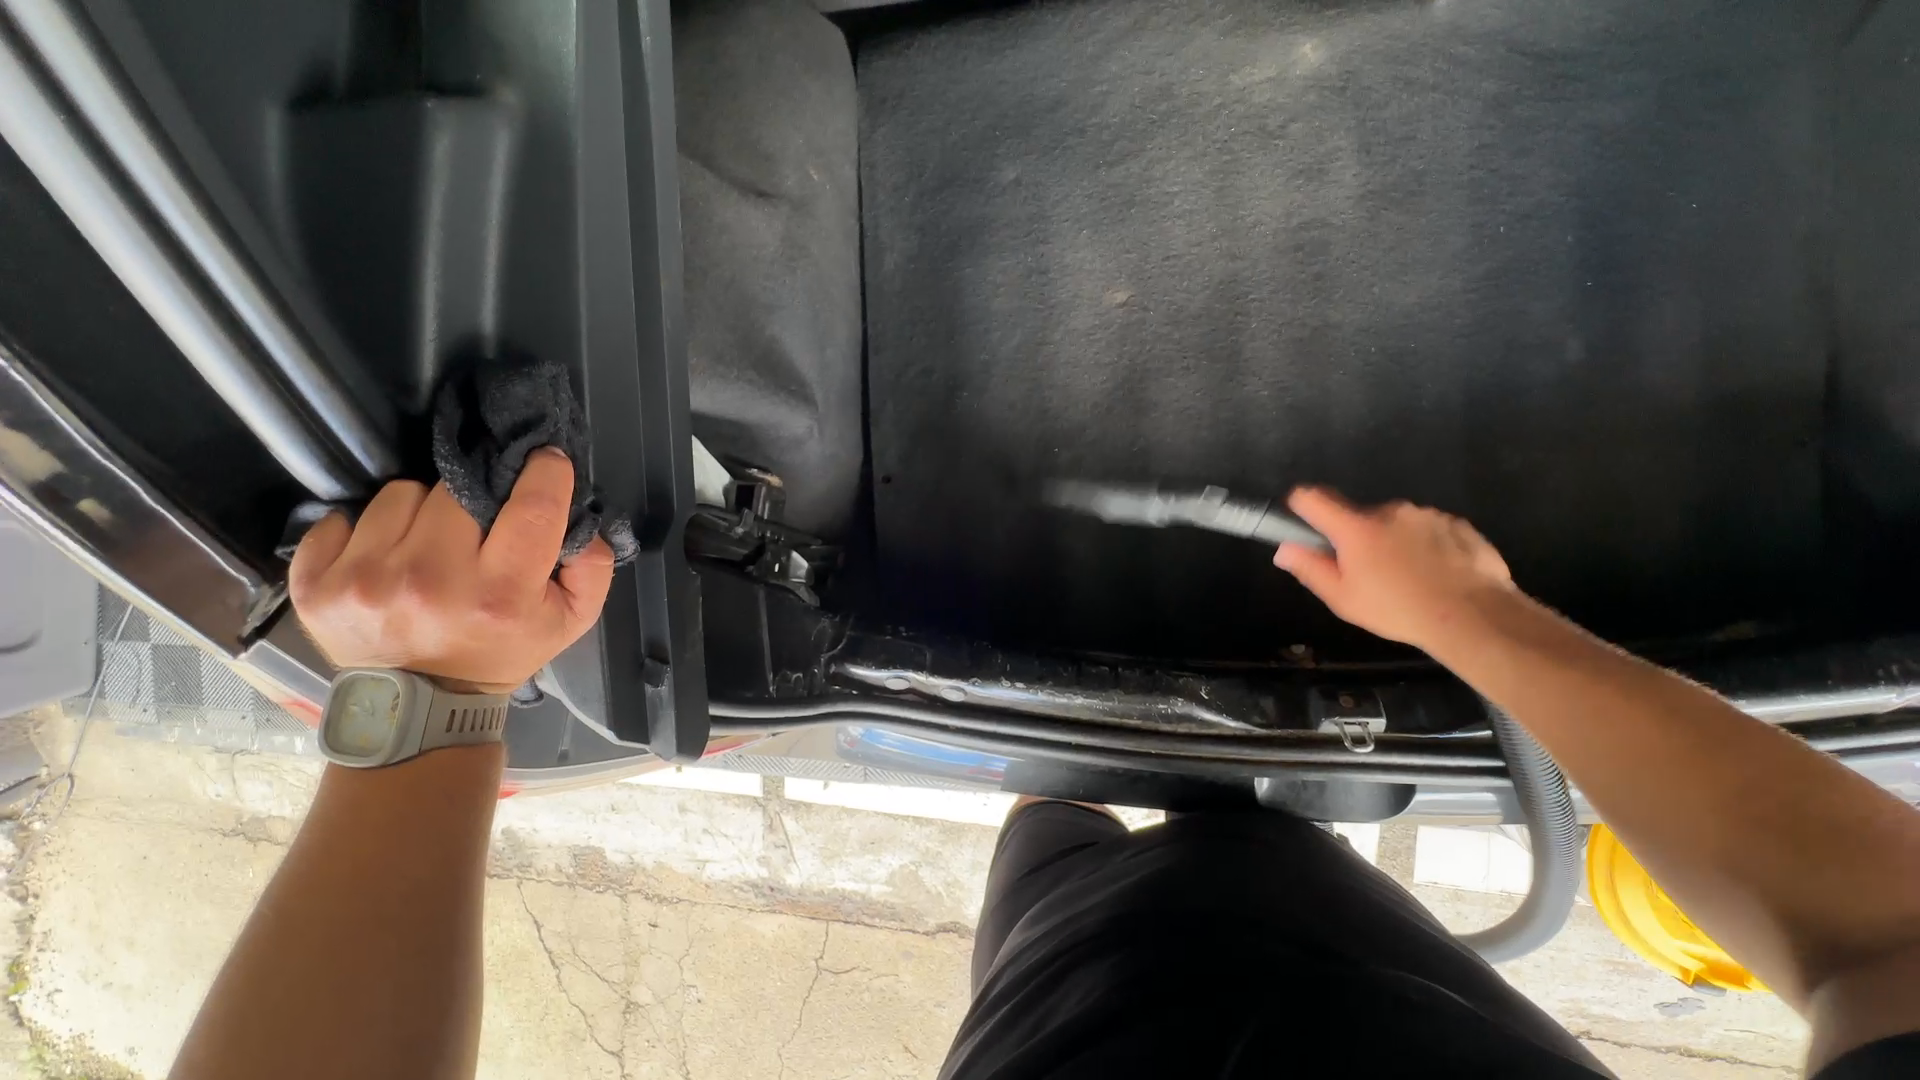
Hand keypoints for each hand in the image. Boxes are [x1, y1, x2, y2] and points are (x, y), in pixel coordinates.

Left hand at [289, 448, 615, 693]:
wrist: (421, 707)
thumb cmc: (501, 653)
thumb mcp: (570, 622)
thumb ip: (592, 568)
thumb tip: (579, 516)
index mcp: (499, 594)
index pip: (533, 506)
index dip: (545, 473)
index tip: (546, 460)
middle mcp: (430, 581)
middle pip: (458, 491)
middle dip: (475, 500)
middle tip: (478, 526)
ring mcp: (365, 581)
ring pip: (400, 495)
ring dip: (420, 512)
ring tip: (428, 544)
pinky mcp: (317, 585)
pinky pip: (340, 519)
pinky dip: (363, 531)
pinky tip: (383, 556)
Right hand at [1273, 486, 1515, 651]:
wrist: (1474, 615)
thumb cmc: (1398, 609)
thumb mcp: (1344, 599)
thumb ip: (1310, 569)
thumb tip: (1285, 549)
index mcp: (1355, 528)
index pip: (1313, 498)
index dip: (1301, 505)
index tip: (1303, 522)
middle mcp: (1389, 511)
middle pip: (1360, 516)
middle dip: (1360, 538)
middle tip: (1370, 573)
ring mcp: (1426, 514)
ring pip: (1398, 524)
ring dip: (1396, 542)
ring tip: (1411, 578)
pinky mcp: (1457, 523)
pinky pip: (1431, 530)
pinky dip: (1428, 547)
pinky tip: (1438, 574)